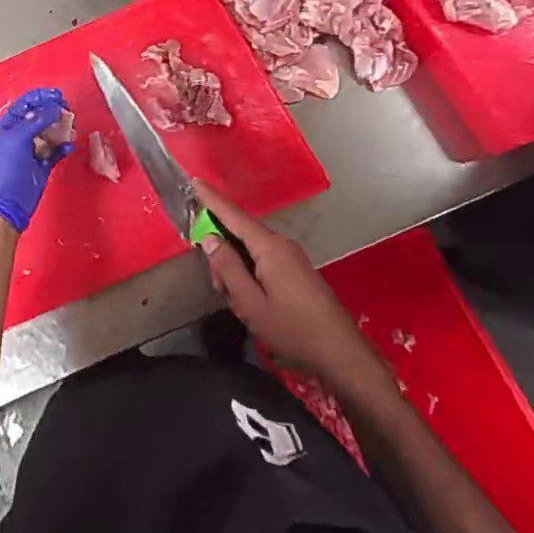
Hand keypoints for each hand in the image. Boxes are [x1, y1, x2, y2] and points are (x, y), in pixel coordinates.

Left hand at [0, 87, 73, 231]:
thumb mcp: (17, 138)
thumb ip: (37, 120)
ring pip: (49, 133)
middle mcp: (19, 136)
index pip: (26, 104)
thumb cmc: (5, 168)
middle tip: (68, 111)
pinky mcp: (42, 166)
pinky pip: (55, 151)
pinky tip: (69, 145)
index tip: (58, 95)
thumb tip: (55, 107)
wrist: (5, 204)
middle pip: (40, 117)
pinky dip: (63, 147)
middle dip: (54, 112)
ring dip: (61, 129)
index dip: (41, 97)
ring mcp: (31, 151)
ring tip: (71, 127)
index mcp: (8, 125)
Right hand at [192, 179, 398, 394]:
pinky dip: (248, 273)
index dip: (212, 200)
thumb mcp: (249, 302)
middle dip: (221, 253)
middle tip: (218, 287)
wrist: (339, 351)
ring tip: (234, 300)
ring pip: (251, 251)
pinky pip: (263, 261)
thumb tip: (211, 239)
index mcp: (270, 248)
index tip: (194, 181)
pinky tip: (248, 297)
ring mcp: (292, 258)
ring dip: (234, 269)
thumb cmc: (291, 328)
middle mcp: (282, 245)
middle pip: (241, 235)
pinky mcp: (296, 271)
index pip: (235, 216)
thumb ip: (228, 268)